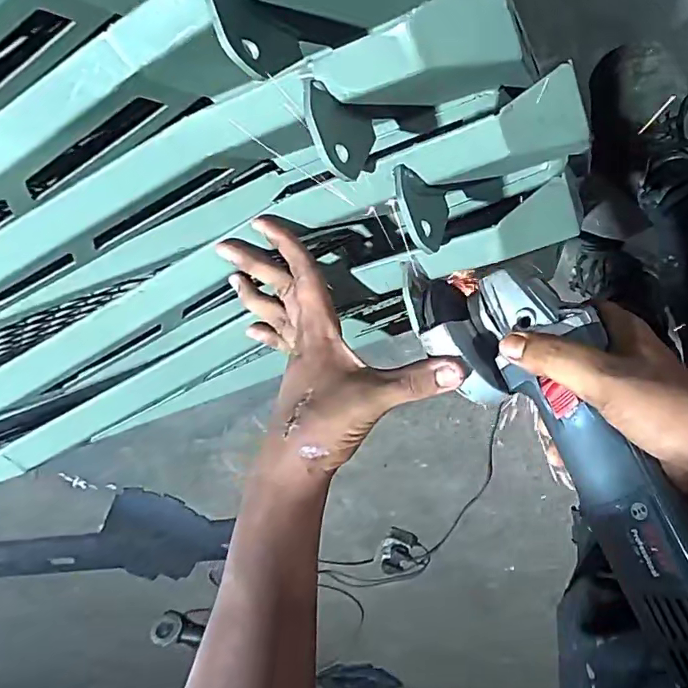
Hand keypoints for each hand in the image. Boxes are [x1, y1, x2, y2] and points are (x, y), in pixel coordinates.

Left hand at [216, 217, 464, 474]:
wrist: (294, 465)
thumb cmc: (326, 424)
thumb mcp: (375, 399)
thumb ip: (417, 381)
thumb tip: (460, 366)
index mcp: (319, 334)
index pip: (305, 280)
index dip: (288, 248)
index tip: (265, 222)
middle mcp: (304, 341)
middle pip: (278, 294)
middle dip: (256, 266)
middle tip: (227, 244)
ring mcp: (297, 361)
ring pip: (274, 317)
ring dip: (257, 295)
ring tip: (235, 280)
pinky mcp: (298, 379)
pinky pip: (281, 344)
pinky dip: (268, 330)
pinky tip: (253, 329)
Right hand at [497, 302, 687, 491]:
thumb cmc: (662, 410)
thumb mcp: (605, 378)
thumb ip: (556, 359)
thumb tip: (507, 342)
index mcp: (625, 333)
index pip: (580, 312)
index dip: (550, 321)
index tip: (518, 341)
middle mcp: (625, 358)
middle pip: (573, 359)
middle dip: (549, 382)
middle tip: (534, 402)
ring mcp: (627, 394)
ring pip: (579, 396)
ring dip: (560, 417)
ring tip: (549, 438)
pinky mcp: (628, 426)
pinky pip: (592, 425)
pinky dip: (577, 438)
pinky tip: (564, 456)